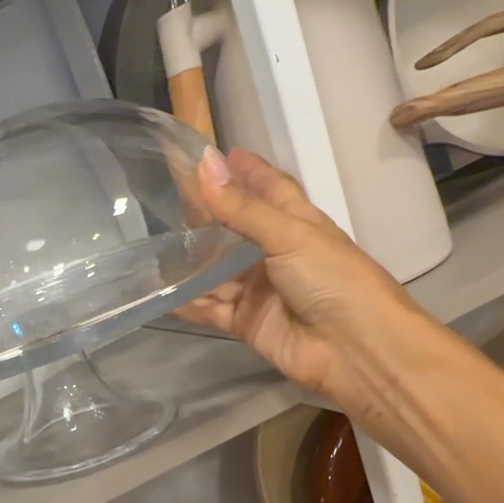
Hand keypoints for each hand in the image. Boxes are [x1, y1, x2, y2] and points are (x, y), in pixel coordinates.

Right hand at [175, 147, 422, 405]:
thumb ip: (242, 207)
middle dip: (205, 218)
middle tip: (165, 201)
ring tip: (150, 246)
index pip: (270, 189)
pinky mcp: (246, 322)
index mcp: (299, 223)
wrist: (353, 347)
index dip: (247, 172)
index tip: (216, 155)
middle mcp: (277, 254)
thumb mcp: (288, 235)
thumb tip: (204, 162)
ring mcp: (260, 290)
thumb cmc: (332, 279)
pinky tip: (157, 293)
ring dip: (190, 263)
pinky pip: (210, 309)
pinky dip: (187, 303)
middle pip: (235, 230)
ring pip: (217, 272)